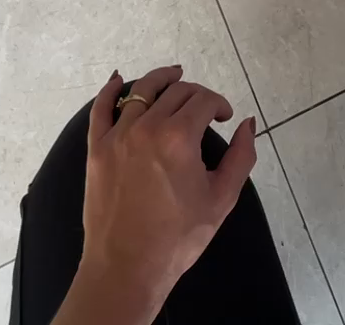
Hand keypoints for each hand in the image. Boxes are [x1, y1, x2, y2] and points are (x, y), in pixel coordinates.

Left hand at [59, 66, 257, 323]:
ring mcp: (118, 135)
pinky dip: (109, 90)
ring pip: (142, 90)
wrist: (126, 269)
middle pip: (177, 90)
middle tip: (204, 109)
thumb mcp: (222, 199)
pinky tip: (118, 79)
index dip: (219, 103)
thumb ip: (242, 156)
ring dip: (162, 79)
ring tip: (174, 75)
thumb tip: (247, 123)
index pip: (204, 100)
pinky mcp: (96, 149)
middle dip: (196, 93)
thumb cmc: (178, 237)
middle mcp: (148, 127)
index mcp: (180, 137)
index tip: (224, 117)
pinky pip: (100, 109)